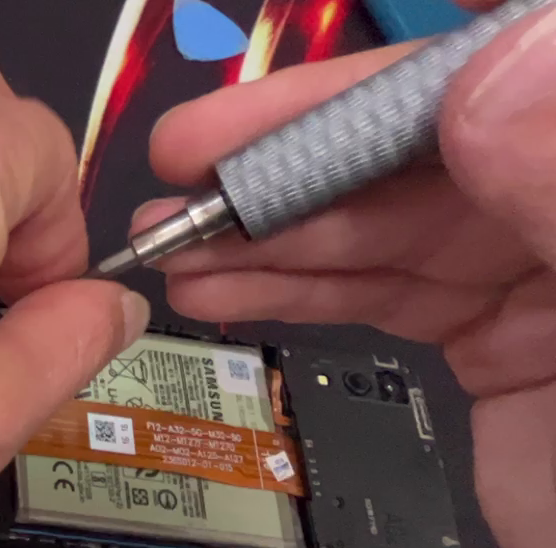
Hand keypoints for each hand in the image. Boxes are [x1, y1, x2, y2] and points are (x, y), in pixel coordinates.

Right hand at [135, 3, 555, 547]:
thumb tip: (488, 68)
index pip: (515, 86)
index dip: (365, 96)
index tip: (235, 127)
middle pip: (429, 160)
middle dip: (288, 179)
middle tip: (166, 197)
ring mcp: (553, 275)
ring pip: (383, 235)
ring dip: (266, 242)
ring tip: (165, 254)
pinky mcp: (494, 344)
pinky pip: (378, 299)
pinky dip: (292, 293)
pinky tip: (216, 292)